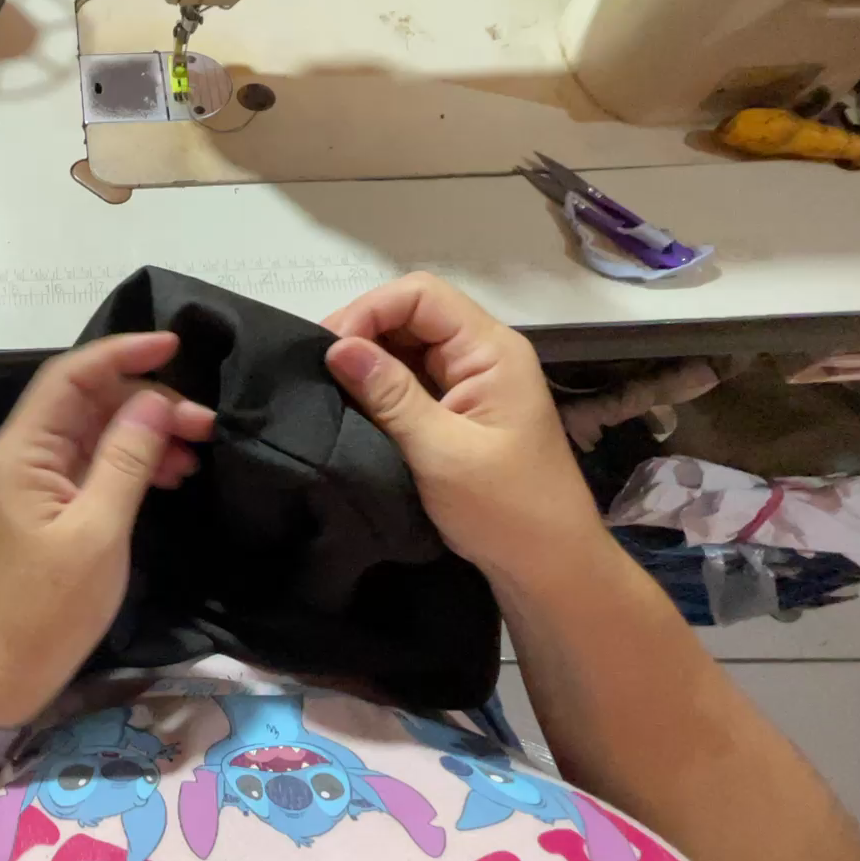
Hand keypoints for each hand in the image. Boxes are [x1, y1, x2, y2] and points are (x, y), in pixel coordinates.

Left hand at [0, 333, 215, 727]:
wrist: (26, 658)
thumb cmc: (56, 602)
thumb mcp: (99, 529)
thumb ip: (127, 459)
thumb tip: (157, 401)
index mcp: (24, 450)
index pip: (69, 378)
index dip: (120, 354)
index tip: (173, 347)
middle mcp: (31, 450)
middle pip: (91, 399)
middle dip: (148, 399)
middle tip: (204, 421)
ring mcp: (47, 472)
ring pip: (104, 426)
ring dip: (151, 429)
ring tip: (198, 448)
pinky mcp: (65, 494)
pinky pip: (106, 456)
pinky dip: (141, 456)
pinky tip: (176, 471)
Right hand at [321, 273, 606, 580]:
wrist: (545, 564)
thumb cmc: (504, 508)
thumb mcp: (441, 451)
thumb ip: (389, 395)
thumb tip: (335, 348)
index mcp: (489, 351)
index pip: (420, 296)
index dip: (369, 311)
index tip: (327, 351)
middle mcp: (477, 355)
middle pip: (408, 315)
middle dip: (359, 334)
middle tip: (315, 371)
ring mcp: (463, 383)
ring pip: (401, 347)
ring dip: (361, 362)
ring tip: (323, 389)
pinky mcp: (448, 410)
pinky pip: (402, 380)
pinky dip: (370, 388)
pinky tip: (345, 406)